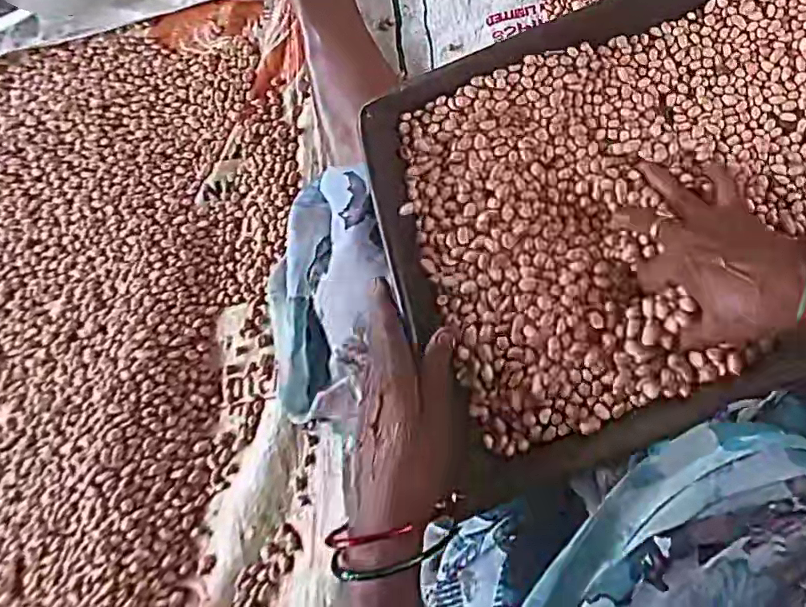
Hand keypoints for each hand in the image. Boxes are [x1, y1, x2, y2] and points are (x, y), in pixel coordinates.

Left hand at [346, 282, 457, 548]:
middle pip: (374, 346)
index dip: (383, 308)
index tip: (379, 283)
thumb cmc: (419, 465)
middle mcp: (374, 390)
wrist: (383, 522)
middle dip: (378, 320)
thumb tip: (442, 331)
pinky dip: (376, 364)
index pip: (386, 334)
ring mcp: (365, 410)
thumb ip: (438, 372)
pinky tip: (383, 368)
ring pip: (371, 364)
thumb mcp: (439, 417)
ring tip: (384, 324)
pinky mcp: (363, 428)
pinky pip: (370, 381)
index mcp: (393, 381)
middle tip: (382, 296)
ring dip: (376, 341)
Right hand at [614, 162, 805, 346]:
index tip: (647, 288)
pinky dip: (714, 172)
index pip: (650, 272)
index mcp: (679, 264)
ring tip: (645, 165)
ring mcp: (710, 218)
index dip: (646, 281)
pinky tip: (707, 164)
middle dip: (630, 219)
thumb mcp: (717, 330)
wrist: (792, 283)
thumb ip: (692, 335)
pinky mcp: (734, 208)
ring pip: (678, 192)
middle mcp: (687, 235)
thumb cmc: (751, 308)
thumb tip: (676, 343)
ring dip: (660, 178)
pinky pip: (722, 183)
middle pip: (651, 223)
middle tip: (616, 215)